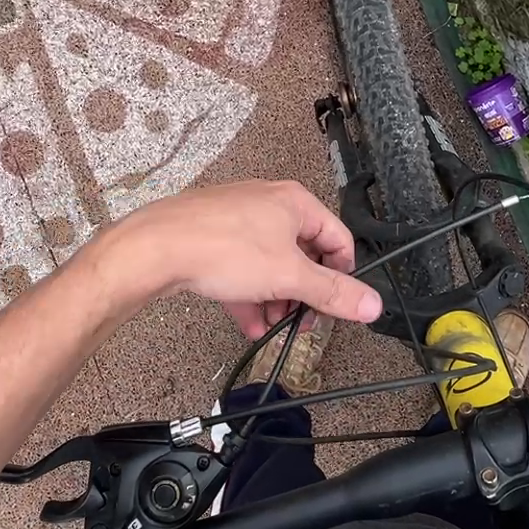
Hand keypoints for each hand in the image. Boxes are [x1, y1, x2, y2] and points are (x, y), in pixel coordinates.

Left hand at [93, 180, 381, 337]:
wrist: (156, 248)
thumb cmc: (222, 247)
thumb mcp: (289, 277)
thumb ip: (333, 292)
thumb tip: (372, 304)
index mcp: (296, 203)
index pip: (338, 240)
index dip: (342, 276)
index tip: (336, 305)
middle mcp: (270, 204)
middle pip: (304, 253)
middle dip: (303, 293)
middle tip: (302, 320)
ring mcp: (240, 218)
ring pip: (271, 263)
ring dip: (277, 298)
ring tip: (271, 325)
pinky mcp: (216, 235)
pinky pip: (243, 267)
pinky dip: (250, 294)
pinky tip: (248, 323)